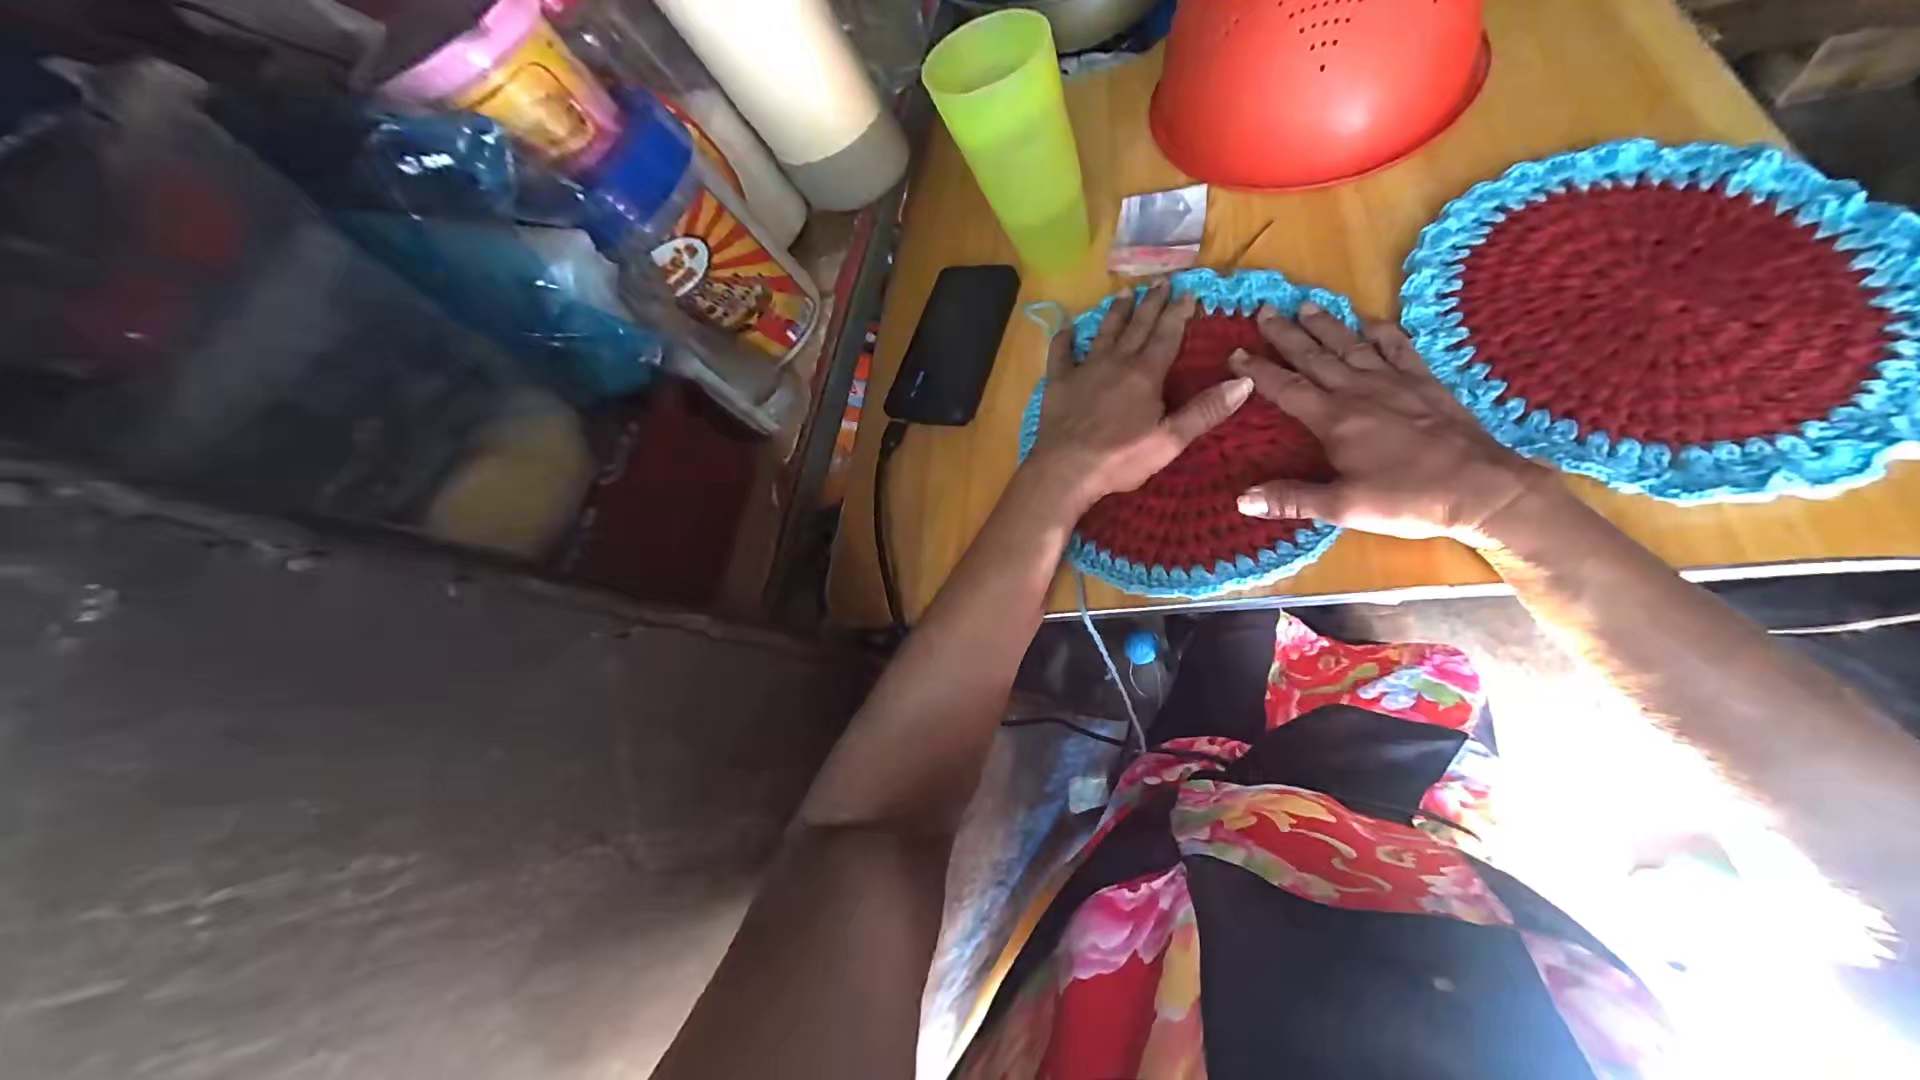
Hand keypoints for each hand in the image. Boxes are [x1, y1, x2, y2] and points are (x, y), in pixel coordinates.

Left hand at [1027, 280, 1253, 509]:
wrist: (1066, 469)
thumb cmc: (1120, 458)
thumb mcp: (1170, 440)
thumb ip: (1205, 411)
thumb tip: (1243, 382)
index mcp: (1145, 373)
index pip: (1167, 334)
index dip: (1179, 312)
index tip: (1189, 292)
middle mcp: (1116, 362)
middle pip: (1137, 325)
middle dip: (1152, 302)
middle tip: (1161, 280)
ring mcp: (1084, 369)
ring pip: (1103, 332)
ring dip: (1116, 311)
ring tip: (1125, 292)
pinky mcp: (1058, 382)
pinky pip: (1060, 353)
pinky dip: (1064, 338)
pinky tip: (1066, 327)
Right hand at [1229, 302, 1556, 548]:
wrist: (1484, 490)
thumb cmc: (1407, 500)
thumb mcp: (1343, 507)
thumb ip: (1291, 499)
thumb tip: (1240, 499)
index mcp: (1335, 420)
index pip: (1286, 388)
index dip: (1258, 370)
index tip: (1235, 352)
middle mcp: (1360, 392)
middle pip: (1316, 356)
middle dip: (1287, 334)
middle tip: (1265, 311)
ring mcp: (1396, 383)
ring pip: (1352, 345)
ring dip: (1326, 325)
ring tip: (1306, 304)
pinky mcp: (1426, 383)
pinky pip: (1399, 348)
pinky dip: (1382, 331)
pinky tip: (1369, 321)